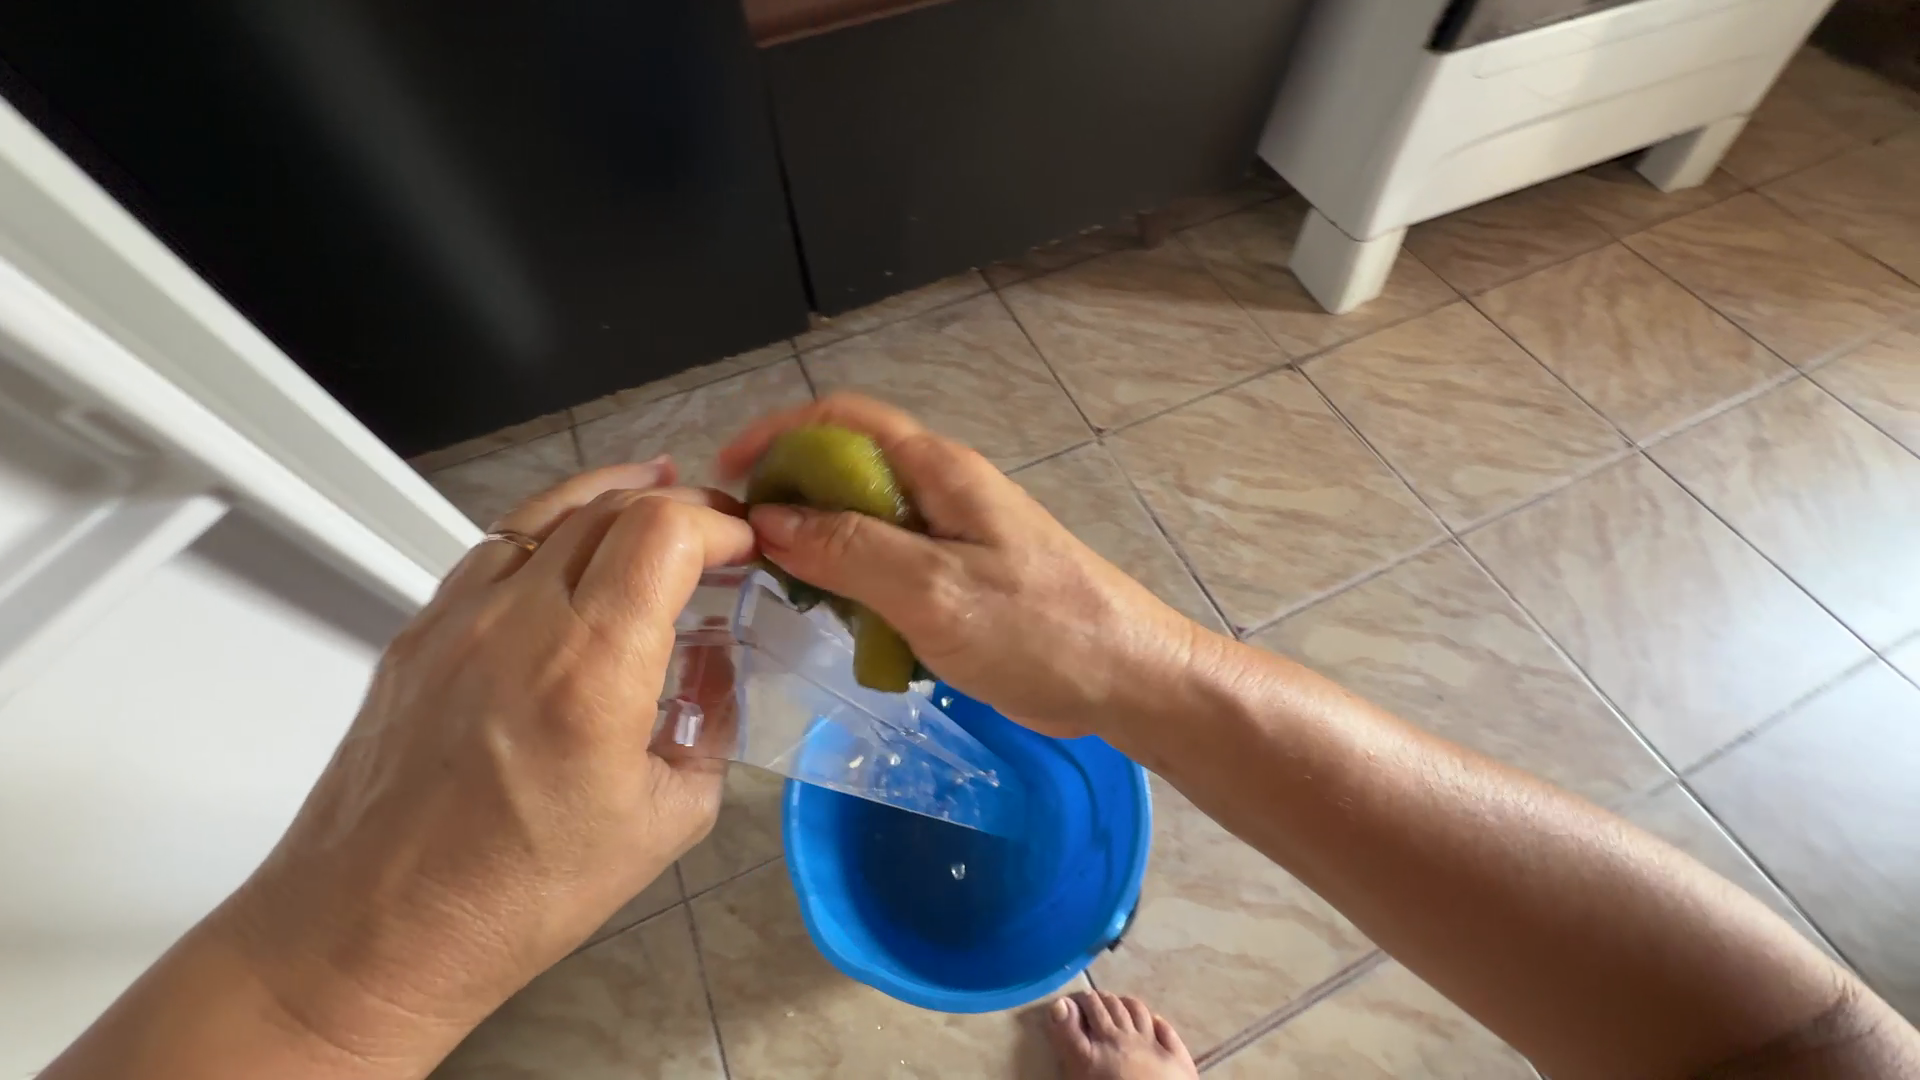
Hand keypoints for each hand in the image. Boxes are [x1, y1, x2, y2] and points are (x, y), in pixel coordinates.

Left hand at [221, 457, 753, 1070]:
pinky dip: (558, 525)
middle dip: (686, 504)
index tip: (750, 548)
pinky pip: (500, 546)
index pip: (664, 531)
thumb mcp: (670, 817)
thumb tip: (717, 658)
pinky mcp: (419, 630)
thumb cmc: (528, 892)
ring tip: (664, 492)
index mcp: (592, 668)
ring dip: (621, 495)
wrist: (366, 937)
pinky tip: (581, 545)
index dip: (720, 523)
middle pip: (614, 506)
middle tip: (723, 531)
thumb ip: (713, 720)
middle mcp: (520, 621)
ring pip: (551, 509)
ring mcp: (458, 617)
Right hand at [718, 394, 1205, 739]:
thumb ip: (850, 550)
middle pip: (850, 469)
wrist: (1127, 678)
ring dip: (823, 546)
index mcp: (940, 471)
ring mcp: (956, 536)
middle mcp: (945, 491)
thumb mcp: (934, 590)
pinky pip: (893, 565)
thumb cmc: (1040, 629)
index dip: (779, 432)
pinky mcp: (963, 577)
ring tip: (785, 588)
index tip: (727, 473)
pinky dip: (858, 583)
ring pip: (868, 522)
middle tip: (748, 548)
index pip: (844, 419)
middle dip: (792, 496)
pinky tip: (843, 620)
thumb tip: (771, 519)